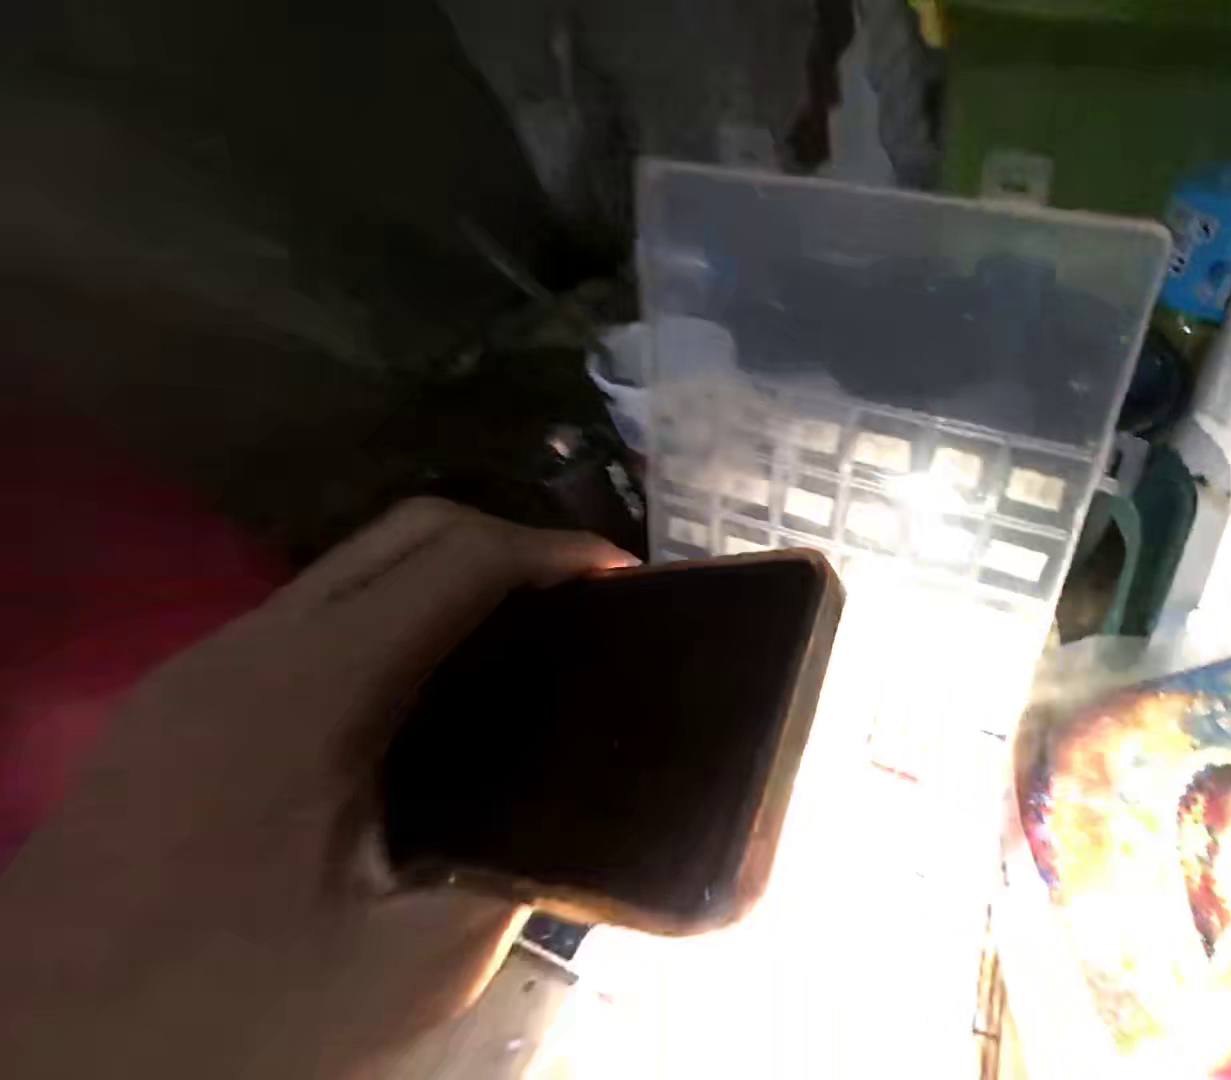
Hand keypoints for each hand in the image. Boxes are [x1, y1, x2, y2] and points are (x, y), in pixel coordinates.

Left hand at [0, 498, 634, 1079]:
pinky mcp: (203, 694)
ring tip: (548, 623)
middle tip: (594, 597)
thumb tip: (608, 794)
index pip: (458, 560)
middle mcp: (248, 654)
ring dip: (476, 569)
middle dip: (524, 543)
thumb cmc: (215, 1029)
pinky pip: (344, 601)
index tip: (627, 580)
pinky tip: (465, 668)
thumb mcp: (407, 968)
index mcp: (301, 697)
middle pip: (415, 530)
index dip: (558, 551)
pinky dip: (428, 601)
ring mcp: (212, 667)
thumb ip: (525, 863)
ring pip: (375, 557)